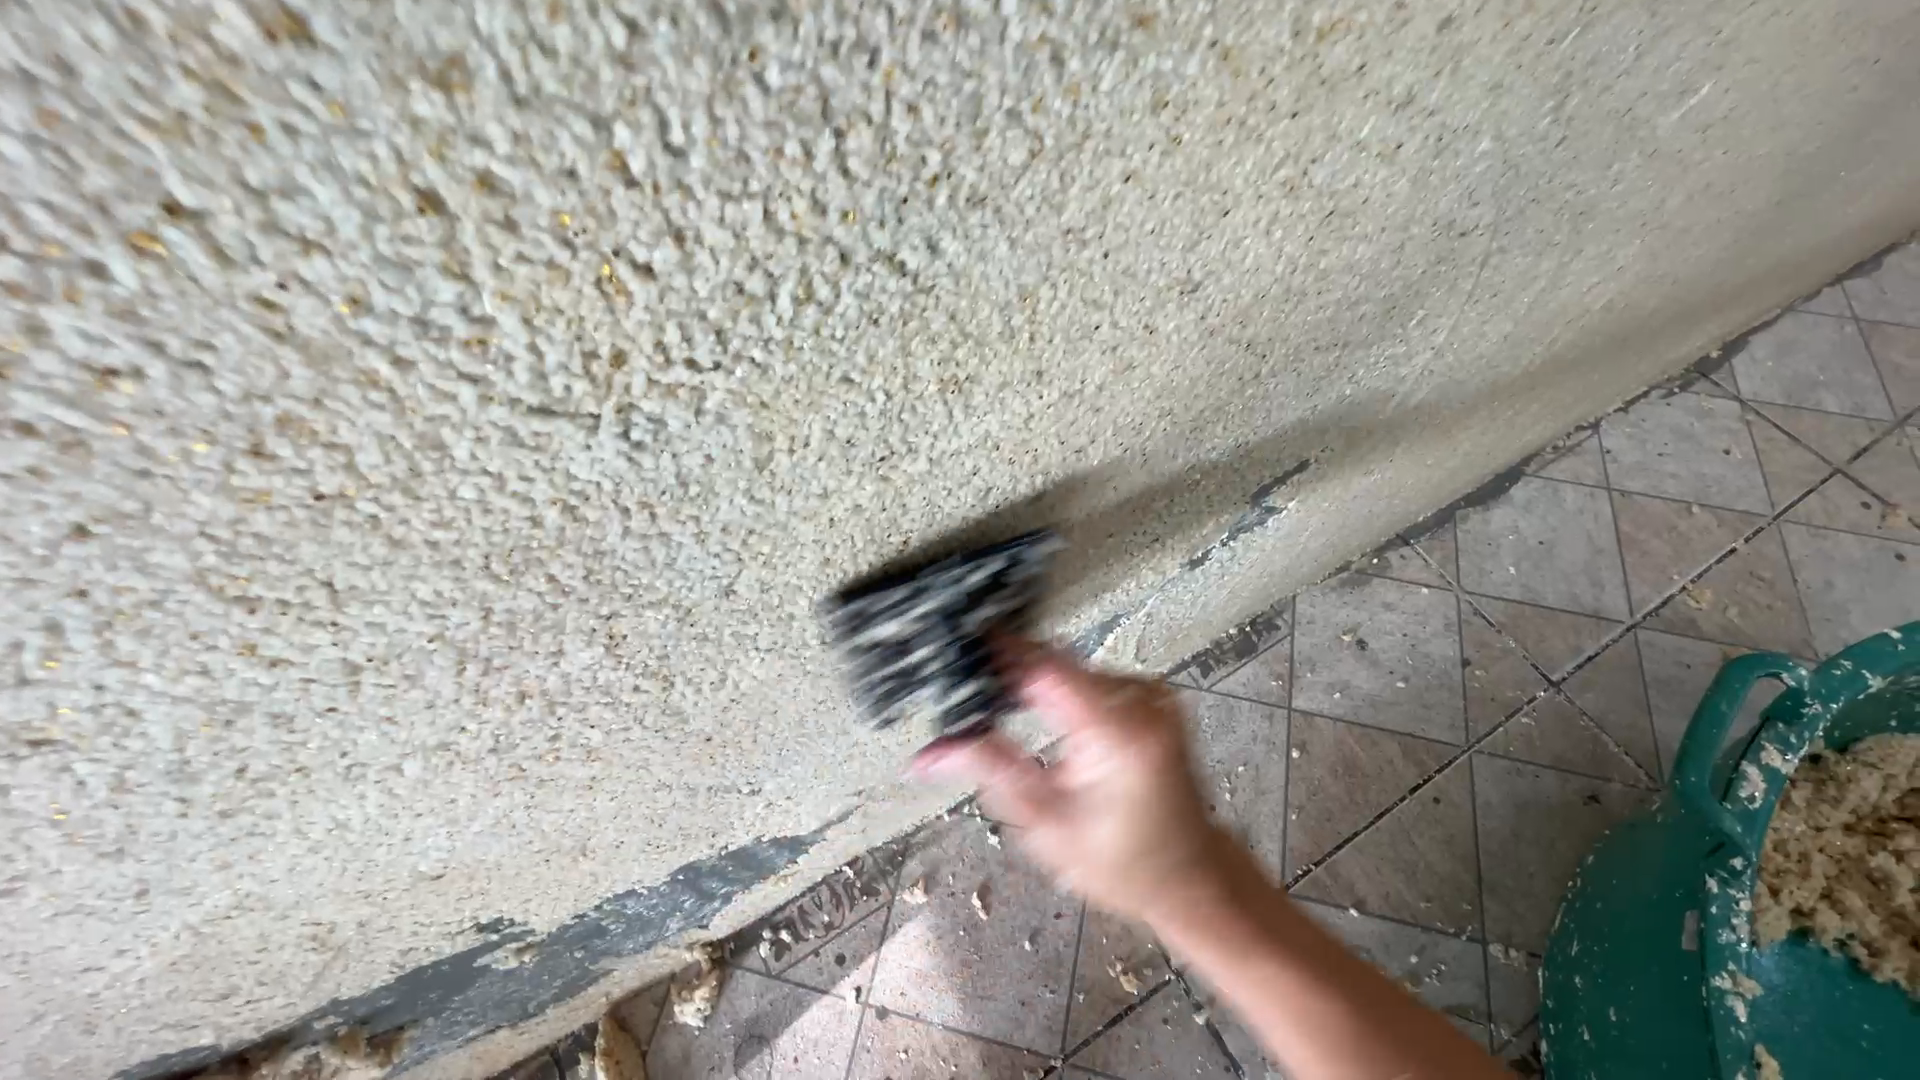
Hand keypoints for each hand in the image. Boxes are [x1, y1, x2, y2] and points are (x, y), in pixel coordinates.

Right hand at [910, 642, 1234, 923]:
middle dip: (1011, 675)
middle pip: (1058, 665)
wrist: (1191, 875)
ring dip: (1036, 684)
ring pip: (1072, 669)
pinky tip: (1040, 712)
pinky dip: (1062, 691)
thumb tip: (928, 753)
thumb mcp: (1046, 825)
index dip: (1001, 653)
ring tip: (997, 705)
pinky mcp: (1156, 697)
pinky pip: (1093, 679)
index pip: (1046, 668)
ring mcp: (1155, 695)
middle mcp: (1143, 702)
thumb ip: (991, 771)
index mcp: (1118, 734)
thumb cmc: (1121, 864)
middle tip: (967, 691)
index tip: (959, 647)